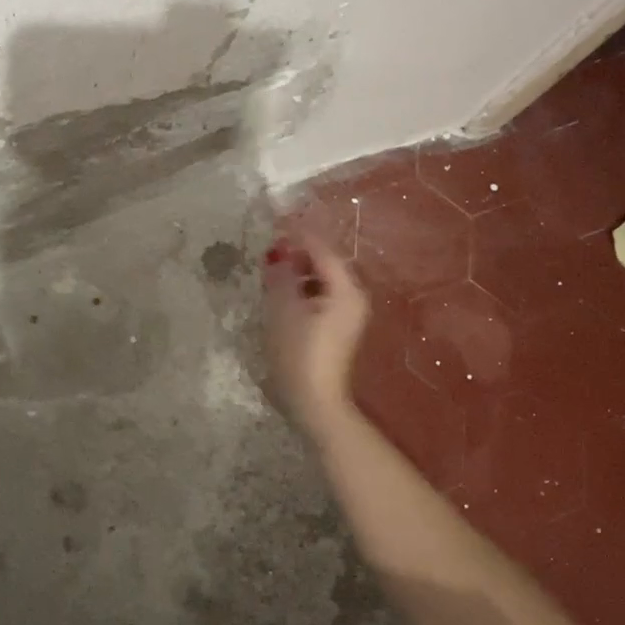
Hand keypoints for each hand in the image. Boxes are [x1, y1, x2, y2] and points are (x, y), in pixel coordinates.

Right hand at [262, 230, 368, 422]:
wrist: (314, 402)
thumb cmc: (298, 353)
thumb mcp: (283, 309)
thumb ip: (282, 275)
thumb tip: (279, 252)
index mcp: (345, 289)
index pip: (322, 250)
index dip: (298, 235)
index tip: (276, 222)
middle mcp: (353, 297)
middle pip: (325, 264)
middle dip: (299, 253)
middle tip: (271, 247)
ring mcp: (347, 315)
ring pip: (322, 281)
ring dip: (299, 272)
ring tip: (272, 270)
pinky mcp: (337, 329)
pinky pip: (320, 297)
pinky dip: (303, 290)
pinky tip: (282, 294)